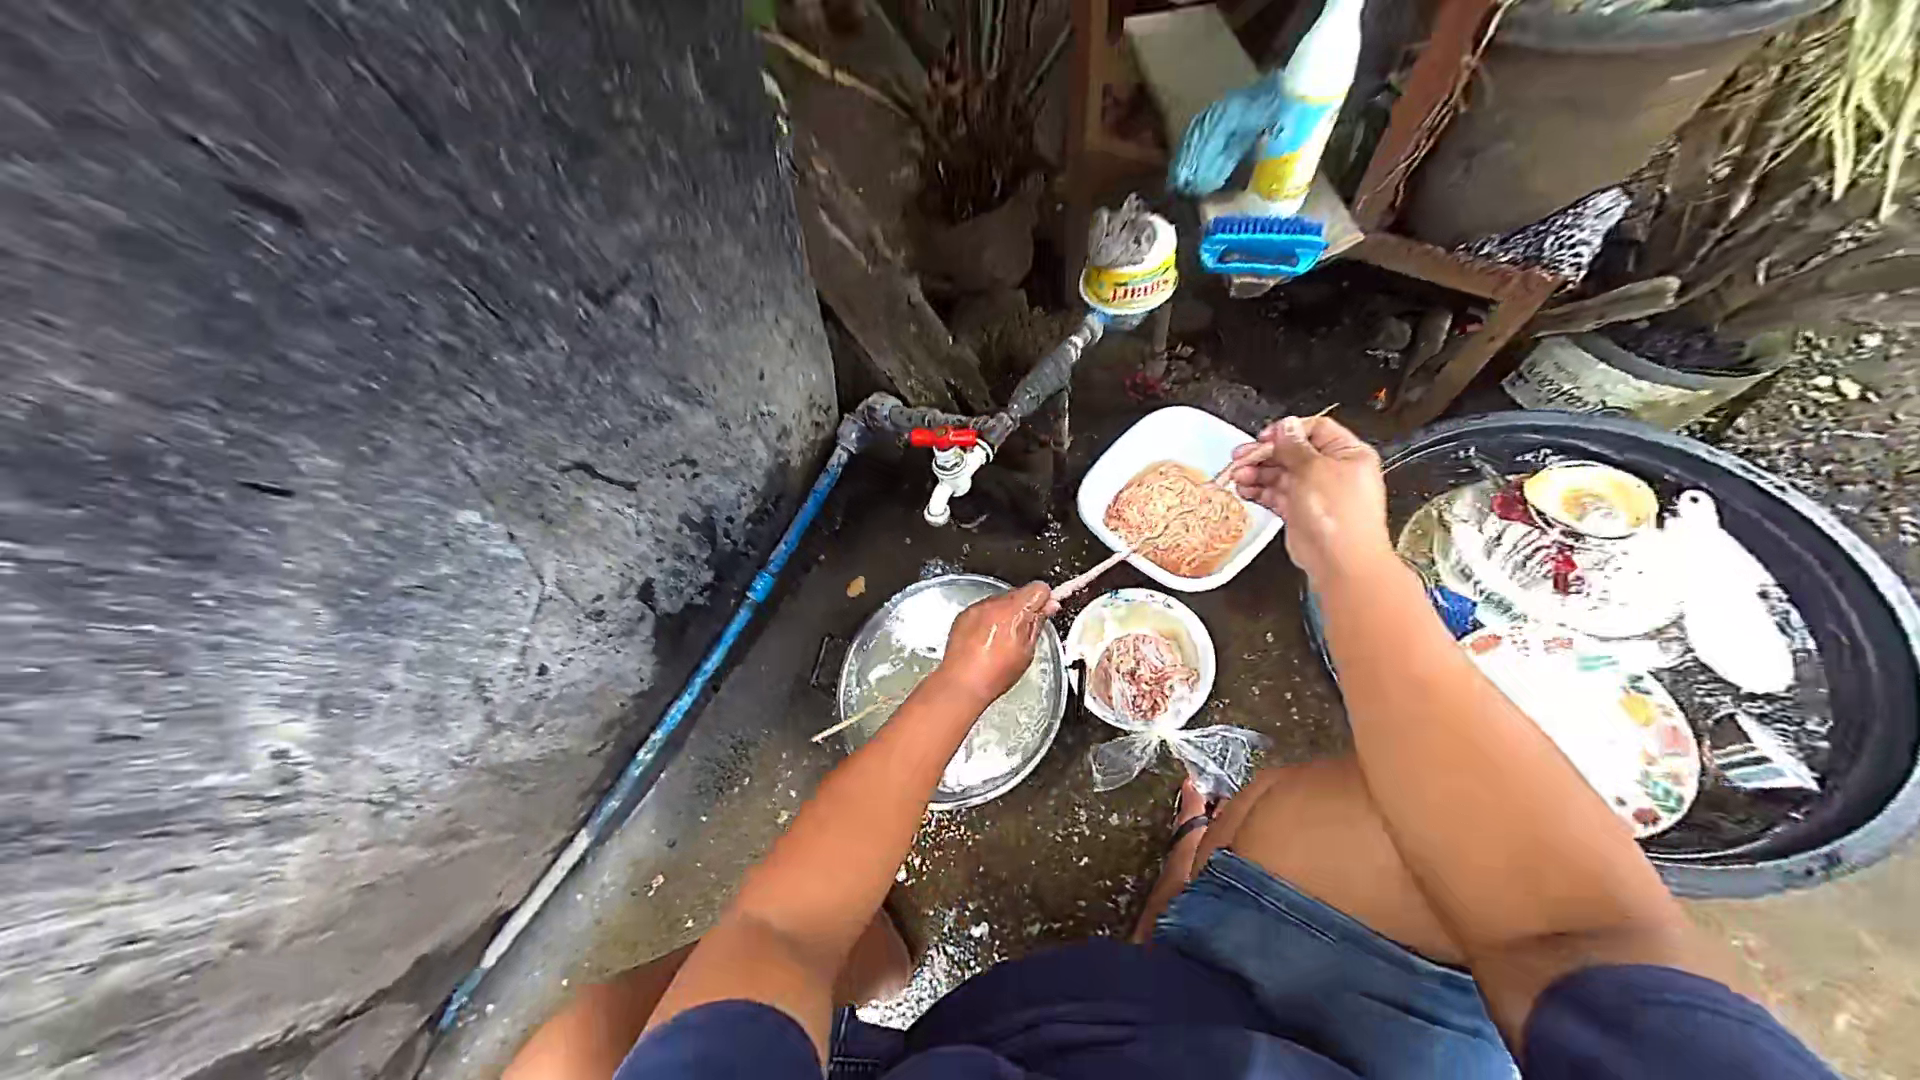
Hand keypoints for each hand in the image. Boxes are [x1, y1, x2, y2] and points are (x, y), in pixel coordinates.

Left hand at [937, 582, 1059, 704]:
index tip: (1044, 611)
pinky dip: (989, 618)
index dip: (1044, 600)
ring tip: (1004, 639)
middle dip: (1025, 607)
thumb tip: (1048, 607)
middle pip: (1019, 592)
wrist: (962, 683)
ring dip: (1006, 612)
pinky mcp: (965, 614)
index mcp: (1014, 611)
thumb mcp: (1027, 651)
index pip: (1038, 588)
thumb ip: (1038, 623)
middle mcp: (994, 604)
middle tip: (1024, 630)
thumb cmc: (994, 674)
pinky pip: (984, 608)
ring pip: (1001, 600)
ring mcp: (978, 608)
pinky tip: (989, 638)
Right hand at [1229, 414, 1393, 582]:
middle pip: (1292, 453)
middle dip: (1264, 454)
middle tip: (1240, 457)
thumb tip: (1285, 426)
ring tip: (1238, 477)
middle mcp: (1332, 471)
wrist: (1340, 560)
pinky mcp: (1300, 511)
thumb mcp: (1314, 469)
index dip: (1287, 432)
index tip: (1264, 438)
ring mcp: (1315, 492)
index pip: (1314, 430)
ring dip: (1256, 473)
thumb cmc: (1339, 515)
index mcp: (1347, 453)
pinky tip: (1244, 490)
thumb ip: (1294, 446)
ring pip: (1280, 474)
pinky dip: (1258, 491)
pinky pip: (1275, 495)